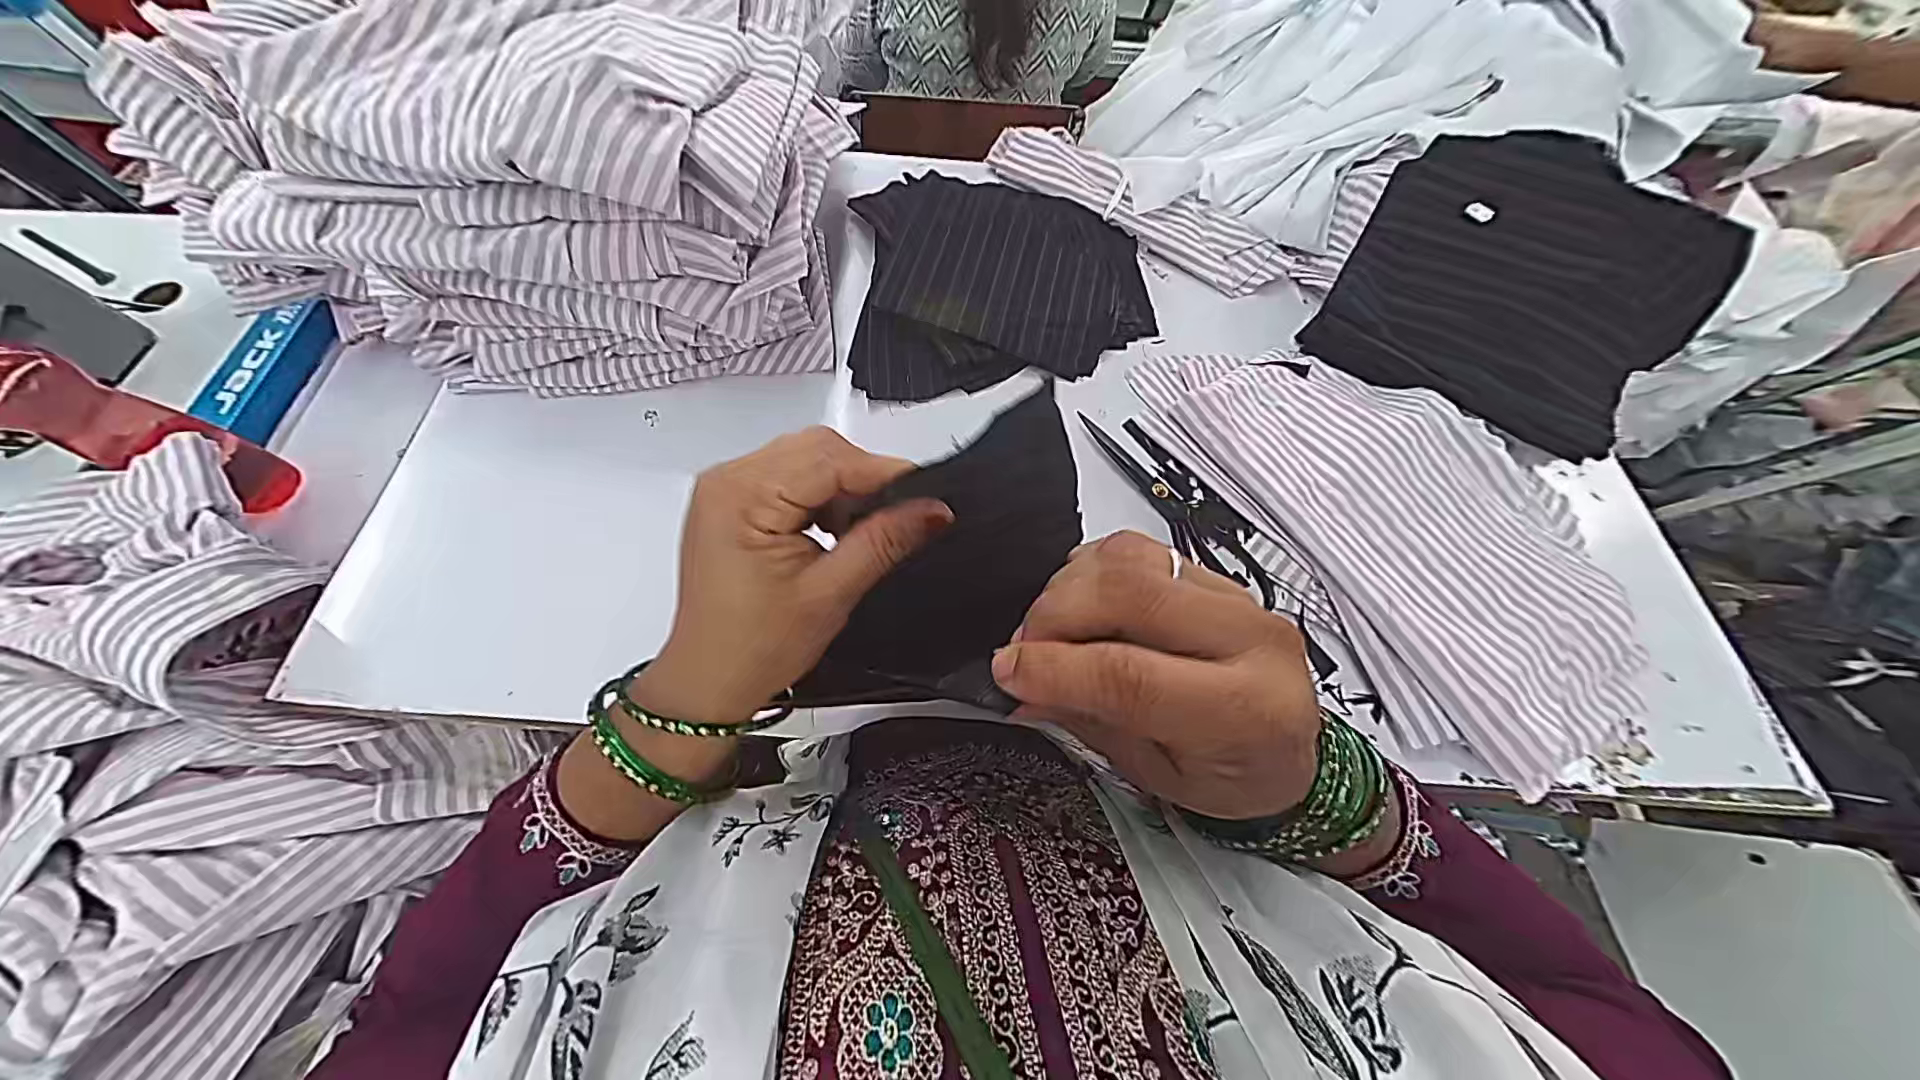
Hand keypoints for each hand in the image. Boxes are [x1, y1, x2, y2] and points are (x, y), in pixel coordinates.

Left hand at [633, 426, 953, 727]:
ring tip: (852, 534)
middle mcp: (726, 482)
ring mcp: (726, 489)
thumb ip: (884, 540)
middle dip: (864, 479)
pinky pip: (790, 477)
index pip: (830, 459)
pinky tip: (829, 530)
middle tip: (895, 516)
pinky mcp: (733, 502)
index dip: (885, 473)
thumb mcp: (832, 591)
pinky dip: (821, 496)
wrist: (712, 679)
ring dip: (842, 489)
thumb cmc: (751, 646)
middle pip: (818, 449)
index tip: (925, 492)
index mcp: (742, 497)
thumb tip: (930, 509)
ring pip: (807, 458)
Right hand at [990, 530, 1321, 819]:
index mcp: (1244, 712)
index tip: (1009, 671)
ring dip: (1068, 588)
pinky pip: (1138, 549)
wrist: (1292, 750)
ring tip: (1050, 629)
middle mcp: (1249, 640)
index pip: (1131, 675)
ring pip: (1129, 558)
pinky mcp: (1213, 574)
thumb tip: (1025, 685)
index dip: (1055, 668)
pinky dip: (1092, 569)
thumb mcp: (1157, 775)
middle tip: (1023, 650)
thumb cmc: (1234, 775)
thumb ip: (1088, 721)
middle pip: (1129, 594)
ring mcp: (1233, 595)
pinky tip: (1081, 603)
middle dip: (1053, 616)